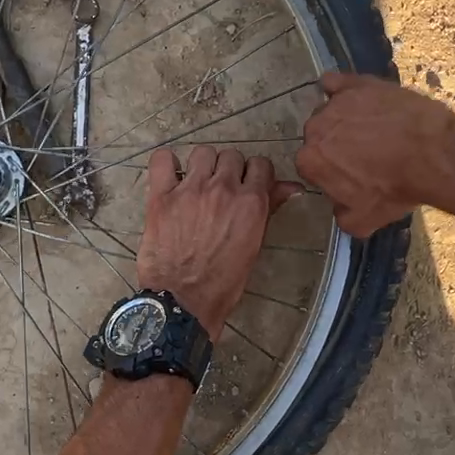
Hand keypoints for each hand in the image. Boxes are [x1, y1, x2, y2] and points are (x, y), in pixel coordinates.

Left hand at [137, 146, 300, 338]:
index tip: (247, 186)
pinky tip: (170, 177)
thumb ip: (270, 209)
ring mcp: (190, 190)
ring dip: (203, 165)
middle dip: (229, 170)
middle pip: (231, 155)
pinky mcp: (161, 196)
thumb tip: (292, 187)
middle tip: (221, 191)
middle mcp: (223, 189)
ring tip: (197, 184)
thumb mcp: (254, 245)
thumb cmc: (223, 282)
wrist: (183, 301)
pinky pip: (162, 159)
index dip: (254, 174)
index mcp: (251, 202)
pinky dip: (166, 162)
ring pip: (202, 153)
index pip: (261, 164)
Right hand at [296, 72, 454, 236]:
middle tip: (364, 154)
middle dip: (335, 145)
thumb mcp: (363, 221)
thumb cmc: (395, 188)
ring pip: (330, 111)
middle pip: (318, 136)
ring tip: (373, 129)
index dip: (330, 172)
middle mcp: (315, 129)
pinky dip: (339, 89)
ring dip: (343, 120)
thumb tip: (339, 208)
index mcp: (310, 161)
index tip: (349, 176)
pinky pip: (336, 82)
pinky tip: (353, 96)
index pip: (311, 166)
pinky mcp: (357, 84)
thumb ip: (341, 216)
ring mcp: (336, 103)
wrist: (431, 154)